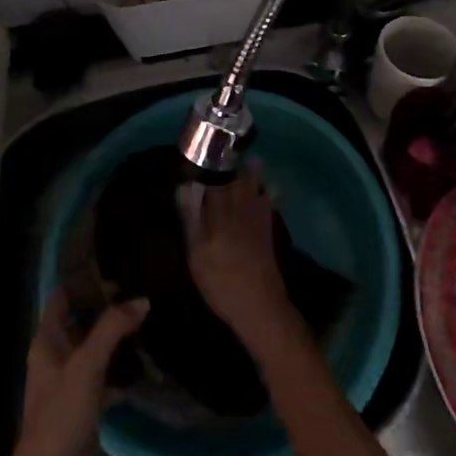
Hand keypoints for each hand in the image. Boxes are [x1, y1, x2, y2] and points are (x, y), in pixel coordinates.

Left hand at [0, 288, 148, 455]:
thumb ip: (112, 329)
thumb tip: (142, 298)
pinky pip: (108, 374)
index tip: (111, 258)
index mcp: (47, 341)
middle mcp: (58, 355)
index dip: (81, 277)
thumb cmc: (60, 414)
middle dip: (107, 304)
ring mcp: (73, 380)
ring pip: (97, 347)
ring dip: (118, 334)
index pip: (62, 297)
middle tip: (140, 282)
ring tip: (150, 311)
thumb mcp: (86, 365)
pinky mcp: (88, 402)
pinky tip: (148, 356)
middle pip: (83, 320)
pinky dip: (124, 365)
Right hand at [181, 166, 299, 347]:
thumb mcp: (197, 257)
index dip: (207, 166)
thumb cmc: (221, 285)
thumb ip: (191, 220)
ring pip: (253, 188)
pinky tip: (269, 186)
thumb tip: (185, 188)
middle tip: (226, 149)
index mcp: (218, 217)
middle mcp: (239, 211)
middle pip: (234, 181)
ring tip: (249, 159)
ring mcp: (256, 219)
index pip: (212, 183)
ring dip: (251, 172)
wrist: (259, 306)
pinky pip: (268, 203)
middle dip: (230, 164)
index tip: (202, 152)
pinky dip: (269, 191)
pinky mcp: (267, 230)